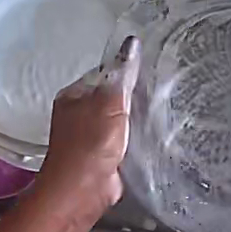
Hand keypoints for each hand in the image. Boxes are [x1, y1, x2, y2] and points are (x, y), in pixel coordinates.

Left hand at [36, 36, 139, 218]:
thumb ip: (122, 74)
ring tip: (157, 114)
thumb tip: (131, 43)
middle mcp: (77, 115)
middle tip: (156, 94)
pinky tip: (149, 138)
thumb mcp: (110, 100)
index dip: (124, 73)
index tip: (147, 74)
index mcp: (73, 96)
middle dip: (131, 98)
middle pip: (111, 98)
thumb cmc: (91, 141)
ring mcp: (89, 138)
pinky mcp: (102, 157)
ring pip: (118, 121)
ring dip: (134, 120)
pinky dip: (134, 140)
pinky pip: (123, 141)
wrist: (84, 188)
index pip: (102, 75)